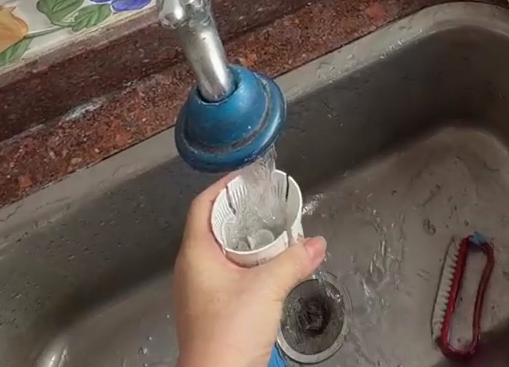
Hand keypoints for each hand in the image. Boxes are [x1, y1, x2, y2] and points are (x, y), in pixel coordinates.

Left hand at [174, 174, 326, 366]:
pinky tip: (265, 265)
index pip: (202, 205)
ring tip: (270, 230)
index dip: (223, 187)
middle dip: (238, 211)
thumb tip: (317, 243)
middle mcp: (191, 269)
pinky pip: (223, 271)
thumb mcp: (268, 288)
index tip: (247, 177)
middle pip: (211, 225)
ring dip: (242, 238)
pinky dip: (243, 261)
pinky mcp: (207, 309)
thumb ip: (294, 260)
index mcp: (195, 255)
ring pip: (218, 250)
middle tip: (265, 201)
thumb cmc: (229, 332)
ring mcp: (196, 291)